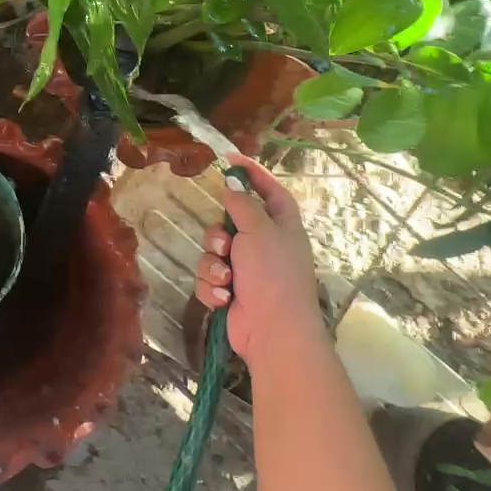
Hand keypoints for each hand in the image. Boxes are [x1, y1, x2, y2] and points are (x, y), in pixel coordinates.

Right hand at [194, 153, 322, 362]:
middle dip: (219, 234)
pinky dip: (213, 287)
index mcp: (281, 226)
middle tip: (224, 244)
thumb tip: (234, 183)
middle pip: (230, 223)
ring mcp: (247, 271)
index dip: (253, 173)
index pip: (269, 190)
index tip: (229, 159)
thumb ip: (243, 204)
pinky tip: (224, 298)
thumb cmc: (273, 274)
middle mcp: (264, 245)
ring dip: (214, 264)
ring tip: (226, 279)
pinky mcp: (230, 292)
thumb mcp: (259, 230)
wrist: (273, 331)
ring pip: (213, 252)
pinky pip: (209, 278)